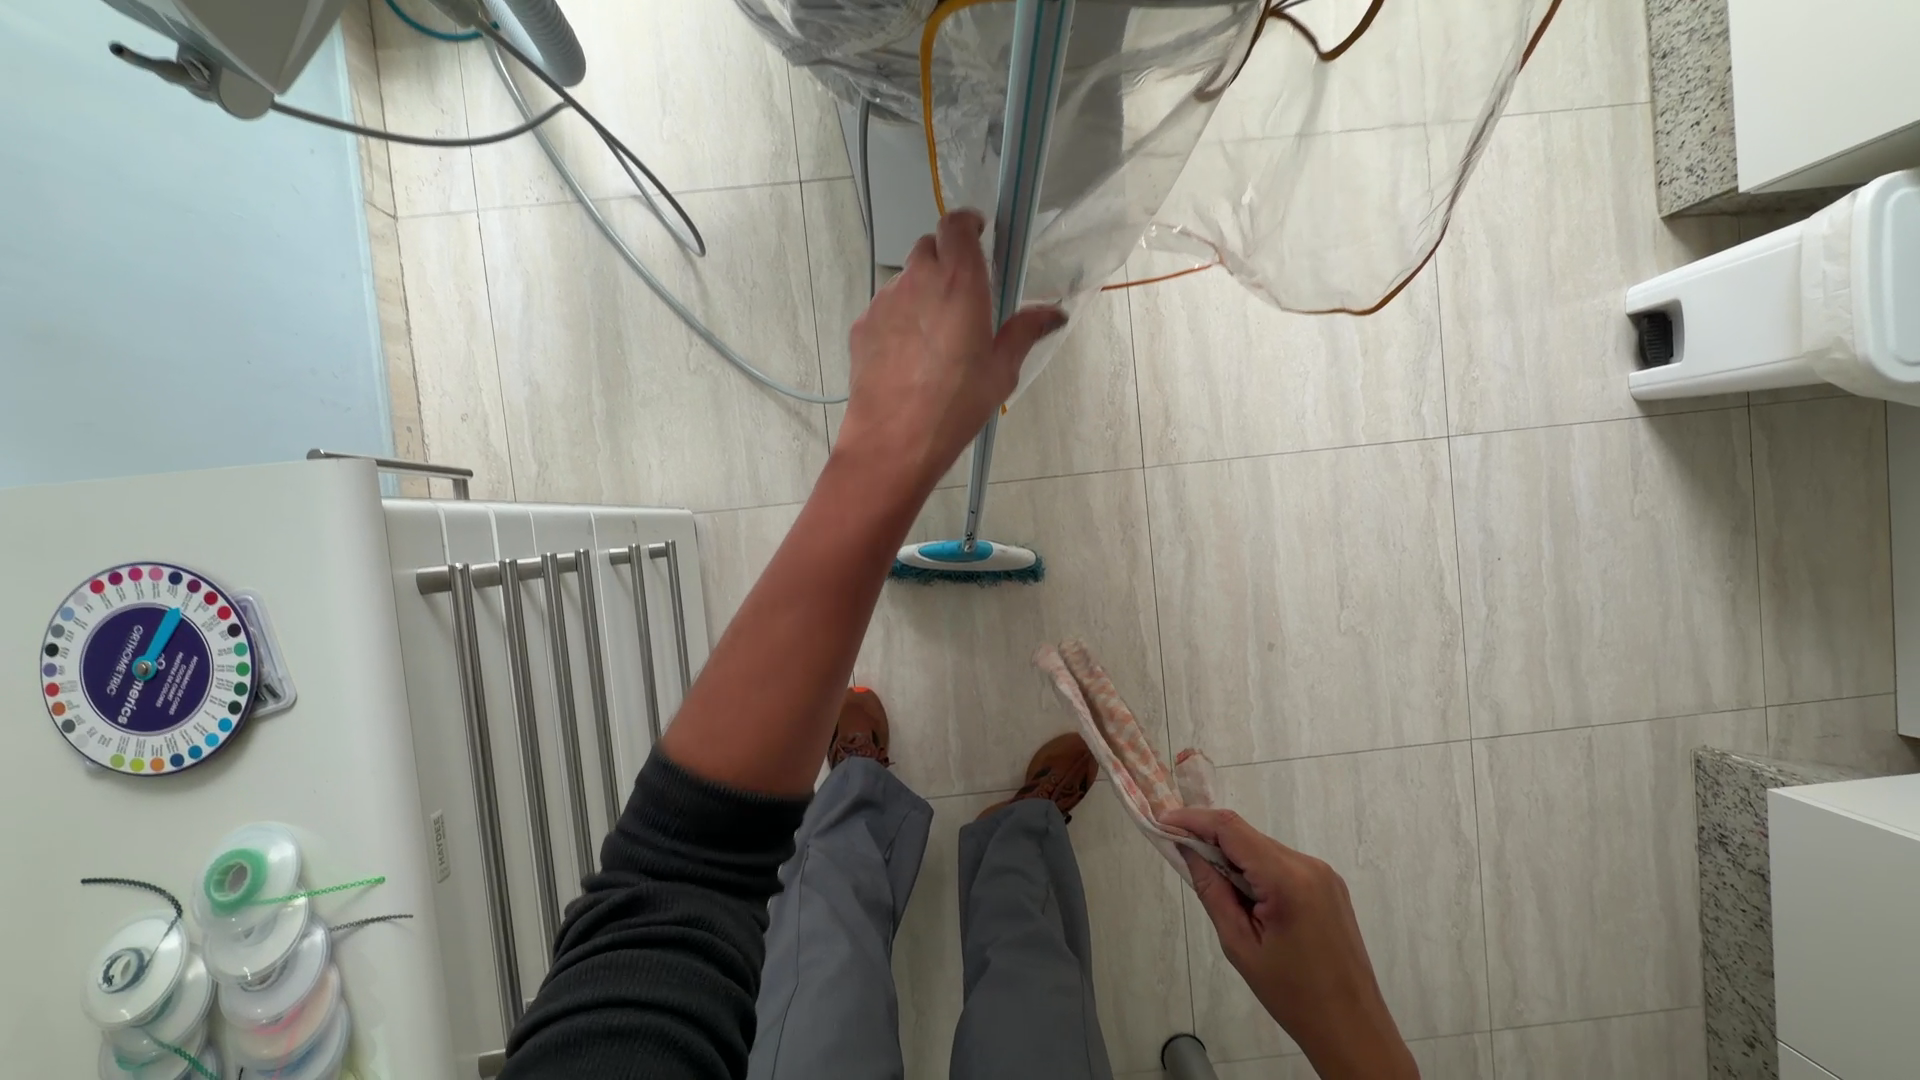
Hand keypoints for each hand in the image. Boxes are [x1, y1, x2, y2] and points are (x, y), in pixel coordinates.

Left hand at [835, 209, 1065, 492]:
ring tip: (936, 334)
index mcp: (959, 283)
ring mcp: (884, 302)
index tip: (978, 232)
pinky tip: (910, 355)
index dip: (967, 222)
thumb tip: (1053, 312)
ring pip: (905, 279)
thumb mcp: (1001, 372)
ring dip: (922, 292)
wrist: (892, 441)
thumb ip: (1025, 332)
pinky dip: (900, 318)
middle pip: (928, 247)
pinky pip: (885, 308)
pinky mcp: (863, 325)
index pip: (956, 224)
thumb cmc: (954, 406)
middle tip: (963, 292)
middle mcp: (917, 281)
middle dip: (946, 259)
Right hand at [1160, 808, 1417, 1079]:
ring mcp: (1323, 873)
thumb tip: (1187, 850)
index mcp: (1288, 879)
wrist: (1353, 1029)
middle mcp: (1308, 865)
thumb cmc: (1292, 995)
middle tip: (1177, 852)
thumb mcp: (1239, 944)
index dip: (1193, 819)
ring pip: (1262, 848)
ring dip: (1231, 856)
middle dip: (1209, 839)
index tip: (1162, 821)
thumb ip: (1211, 890)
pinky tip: (1243, 895)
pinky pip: (1280, 862)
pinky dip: (1254, 868)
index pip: (1230, 828)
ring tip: (1211, 884)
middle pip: (1246, 835)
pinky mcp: (1328, 885)